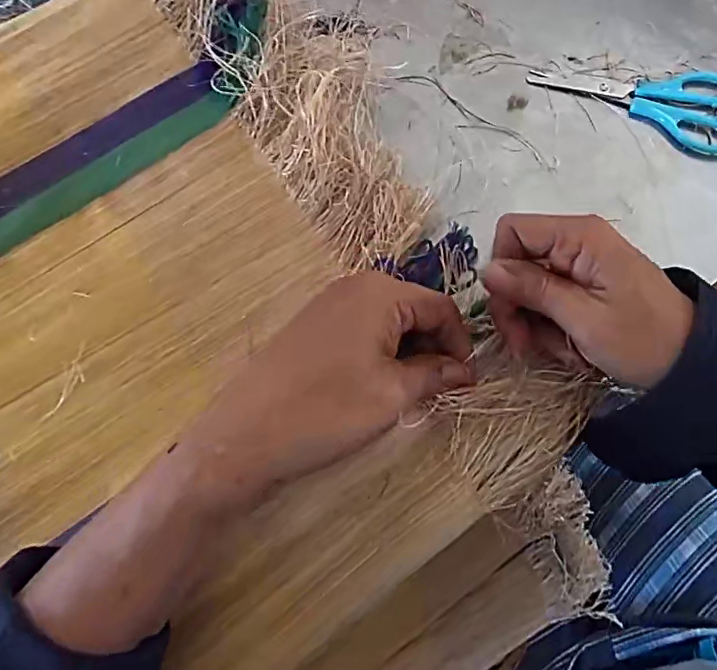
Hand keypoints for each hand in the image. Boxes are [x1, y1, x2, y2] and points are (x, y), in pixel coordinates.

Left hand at [19, 272, 473, 654]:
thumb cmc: (328, 409)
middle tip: (442, 390)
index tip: (468, 381)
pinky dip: (379, 349)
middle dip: (433, 345)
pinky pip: (361, 325)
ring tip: (409, 392)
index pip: (440, 305)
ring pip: (387, 318)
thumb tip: (465, 370)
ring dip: (407, 350)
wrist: (248, 431)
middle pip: (413, 308)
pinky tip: (376, 383)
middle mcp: (355, 285)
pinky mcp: (312, 321)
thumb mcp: (392, 395)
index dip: (460, 342)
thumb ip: (434, 375)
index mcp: (379, 292)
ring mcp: (329, 301)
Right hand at [482, 214, 693, 388]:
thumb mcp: (583, 319)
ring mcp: (581, 261)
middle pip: (517, 260)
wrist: (697, 365)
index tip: (509, 307)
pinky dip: (551, 324)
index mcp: (579, 236)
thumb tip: (489, 271)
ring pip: (529, 283)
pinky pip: (549, 295)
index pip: (513, 230)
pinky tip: (570, 347)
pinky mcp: (586, 282)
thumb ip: (533, 289)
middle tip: (522, 344)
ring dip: (534, 321)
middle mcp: (576, 240)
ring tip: (559, 350)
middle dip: (515, 304)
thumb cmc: (644, 339)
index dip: (502, 267)